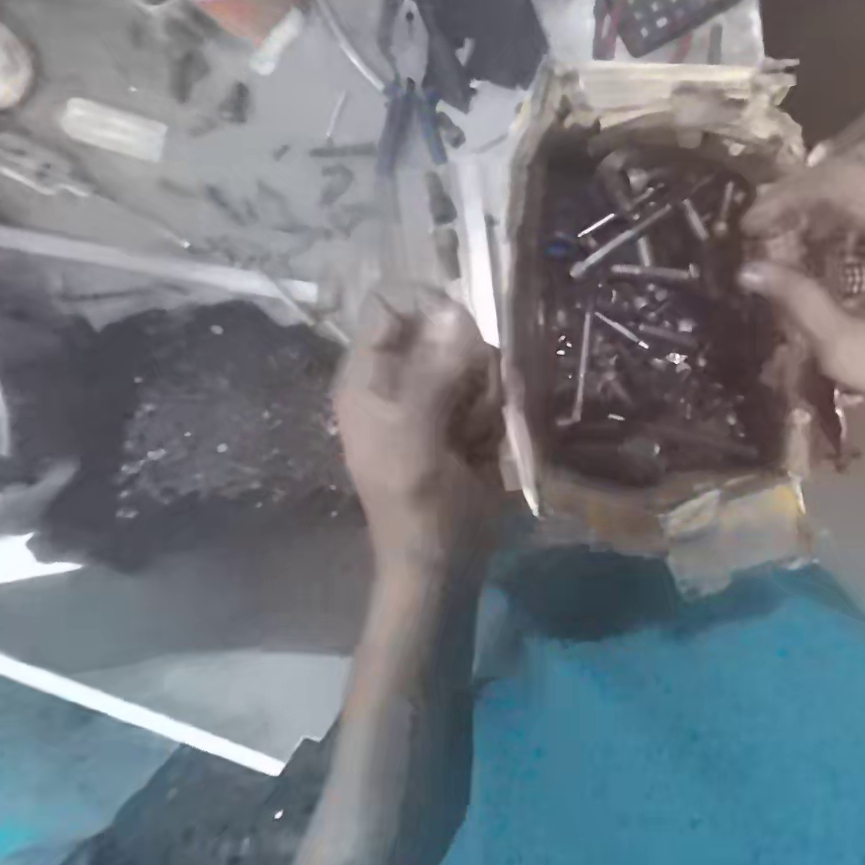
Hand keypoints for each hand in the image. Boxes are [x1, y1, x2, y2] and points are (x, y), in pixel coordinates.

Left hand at [334, 289, 502, 575]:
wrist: (445, 556)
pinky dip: (495, 414)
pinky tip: (485, 446)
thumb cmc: (415, 503)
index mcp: (369, 378)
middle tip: (466, 405)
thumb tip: (455, 313)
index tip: (460, 333)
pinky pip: (493, 388)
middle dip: (467, 365)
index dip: (425, 309)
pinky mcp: (467, 414)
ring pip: (477, 360)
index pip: (389, 310)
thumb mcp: (415, 438)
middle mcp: (401, 378)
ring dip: (485, 396)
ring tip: (472, 436)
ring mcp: (437, 395)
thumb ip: (432, 375)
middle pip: (445, 331)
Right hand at [740, 144, 864, 473]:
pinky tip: (861, 230)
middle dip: (812, 187)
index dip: (787, 197)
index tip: (752, 224)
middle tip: (777, 222)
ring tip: (812, 225)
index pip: (842, 183)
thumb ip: (798, 301)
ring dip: (847, 187)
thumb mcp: (851, 352)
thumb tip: (748, 270)